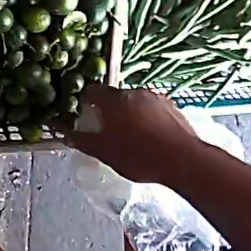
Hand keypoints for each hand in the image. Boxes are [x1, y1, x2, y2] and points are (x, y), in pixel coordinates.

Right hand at [67, 85, 204, 183]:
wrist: (183, 160)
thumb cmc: (138, 155)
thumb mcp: (104, 152)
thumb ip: (83, 141)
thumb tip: (67, 135)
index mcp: (113, 100)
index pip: (92, 91)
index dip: (85, 102)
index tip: (85, 116)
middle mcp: (134, 93)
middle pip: (114, 97)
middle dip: (108, 111)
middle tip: (107, 132)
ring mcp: (156, 98)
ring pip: (134, 103)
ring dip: (129, 115)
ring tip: (131, 138)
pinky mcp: (172, 107)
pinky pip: (152, 110)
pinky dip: (146, 119)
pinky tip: (149, 138)